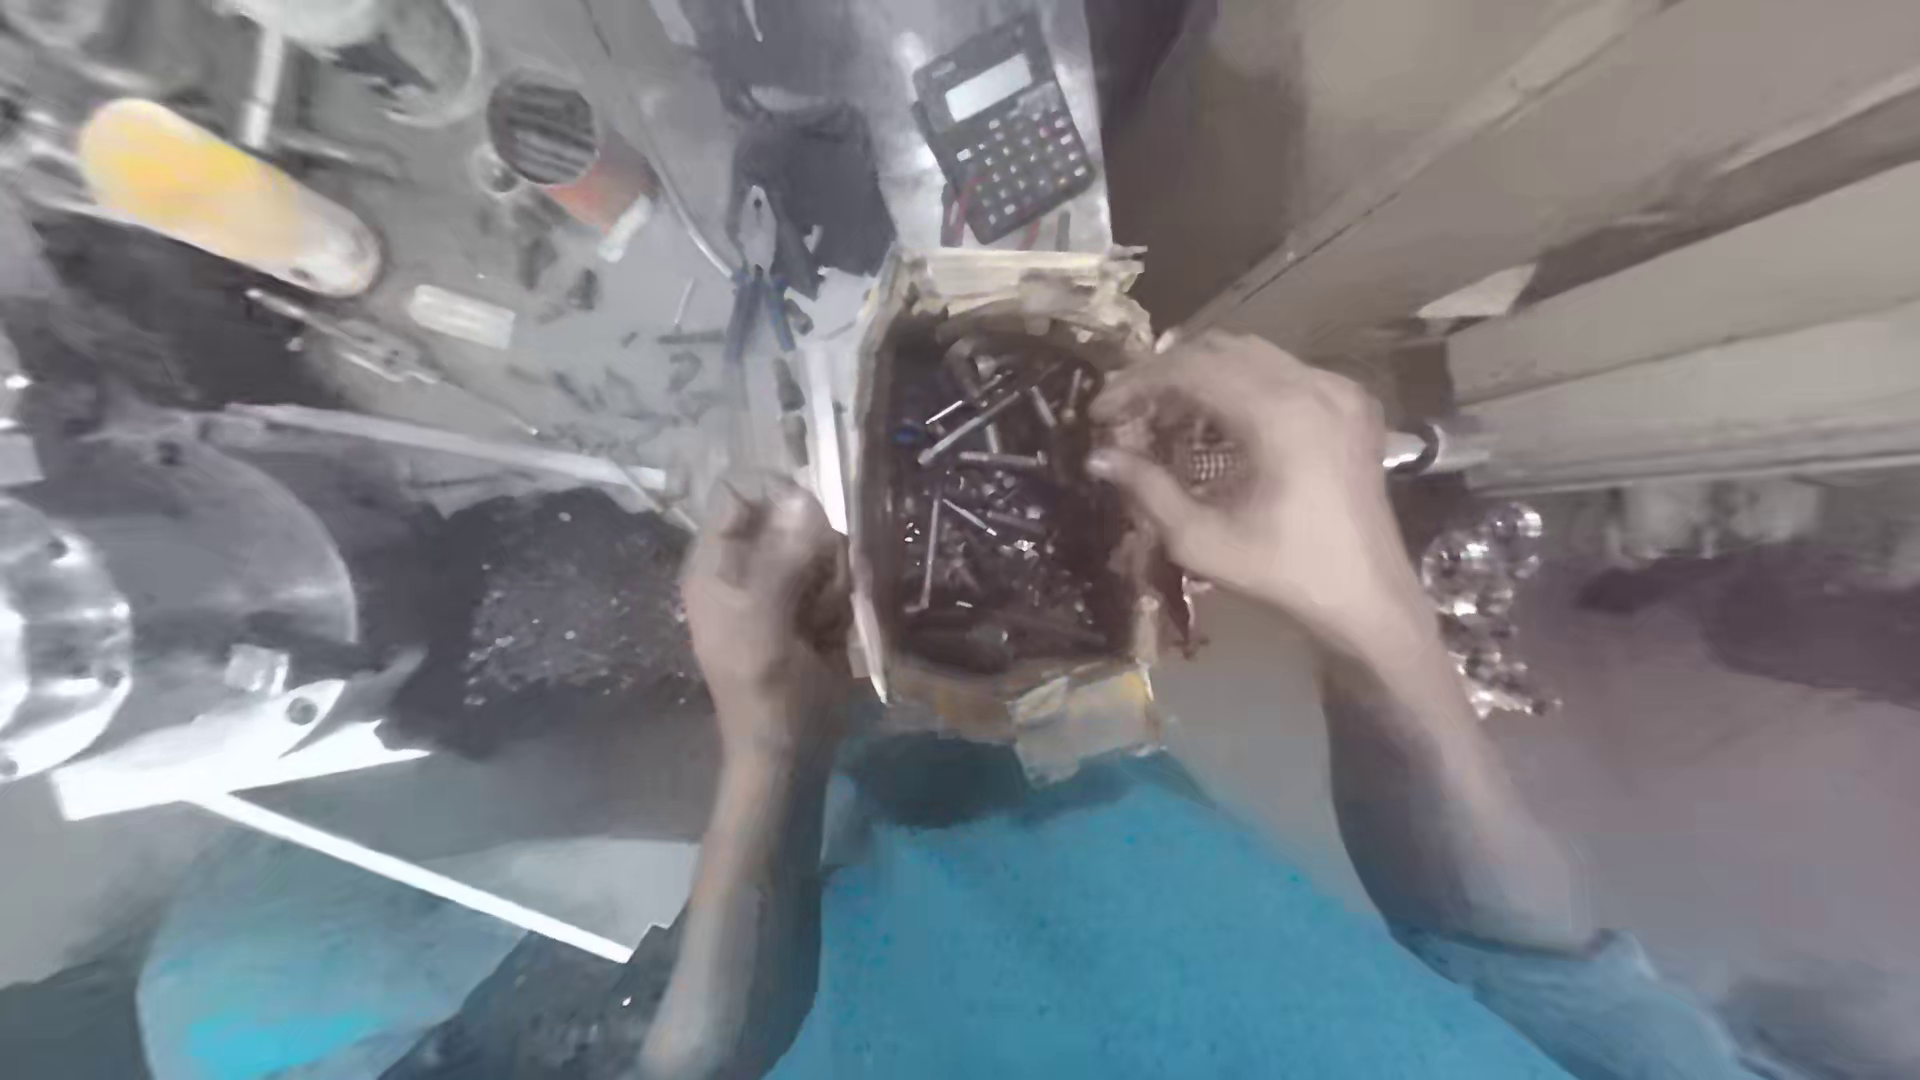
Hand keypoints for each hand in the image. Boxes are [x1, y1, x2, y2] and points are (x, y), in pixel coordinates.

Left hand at [682, 476, 850, 762]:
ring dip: (833, 583)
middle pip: (793, 518)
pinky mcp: (815, 600)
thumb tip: (803, 500)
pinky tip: (833, 633)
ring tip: (820, 623)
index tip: (808, 520)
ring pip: (825, 547)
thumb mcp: (763, 625)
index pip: (737, 497)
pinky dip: (843, 601)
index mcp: (717, 565)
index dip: (773, 496)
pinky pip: (841, 576)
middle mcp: (749, 565)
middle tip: (814, 592)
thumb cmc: (763, 690)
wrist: (793, 743)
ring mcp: (785, 582)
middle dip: (815, 552)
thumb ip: (780, 562)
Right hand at [1088, 331, 1429, 660]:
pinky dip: (1232, 382)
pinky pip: (1278, 369)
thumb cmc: (1279, 572)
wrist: (1364, 594)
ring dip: (1195, 374)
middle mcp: (1313, 386)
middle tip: (1125, 409)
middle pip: (1217, 348)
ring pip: (1248, 352)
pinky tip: (1209, 417)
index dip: (1135, 384)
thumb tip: (1096, 457)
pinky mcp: (1347, 402)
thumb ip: (1146, 488)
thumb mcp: (1199, 539)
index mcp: (1279, 416)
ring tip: (1160, 412)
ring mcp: (1337, 389)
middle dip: (1160, 374)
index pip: (1190, 370)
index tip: (1100, 411)